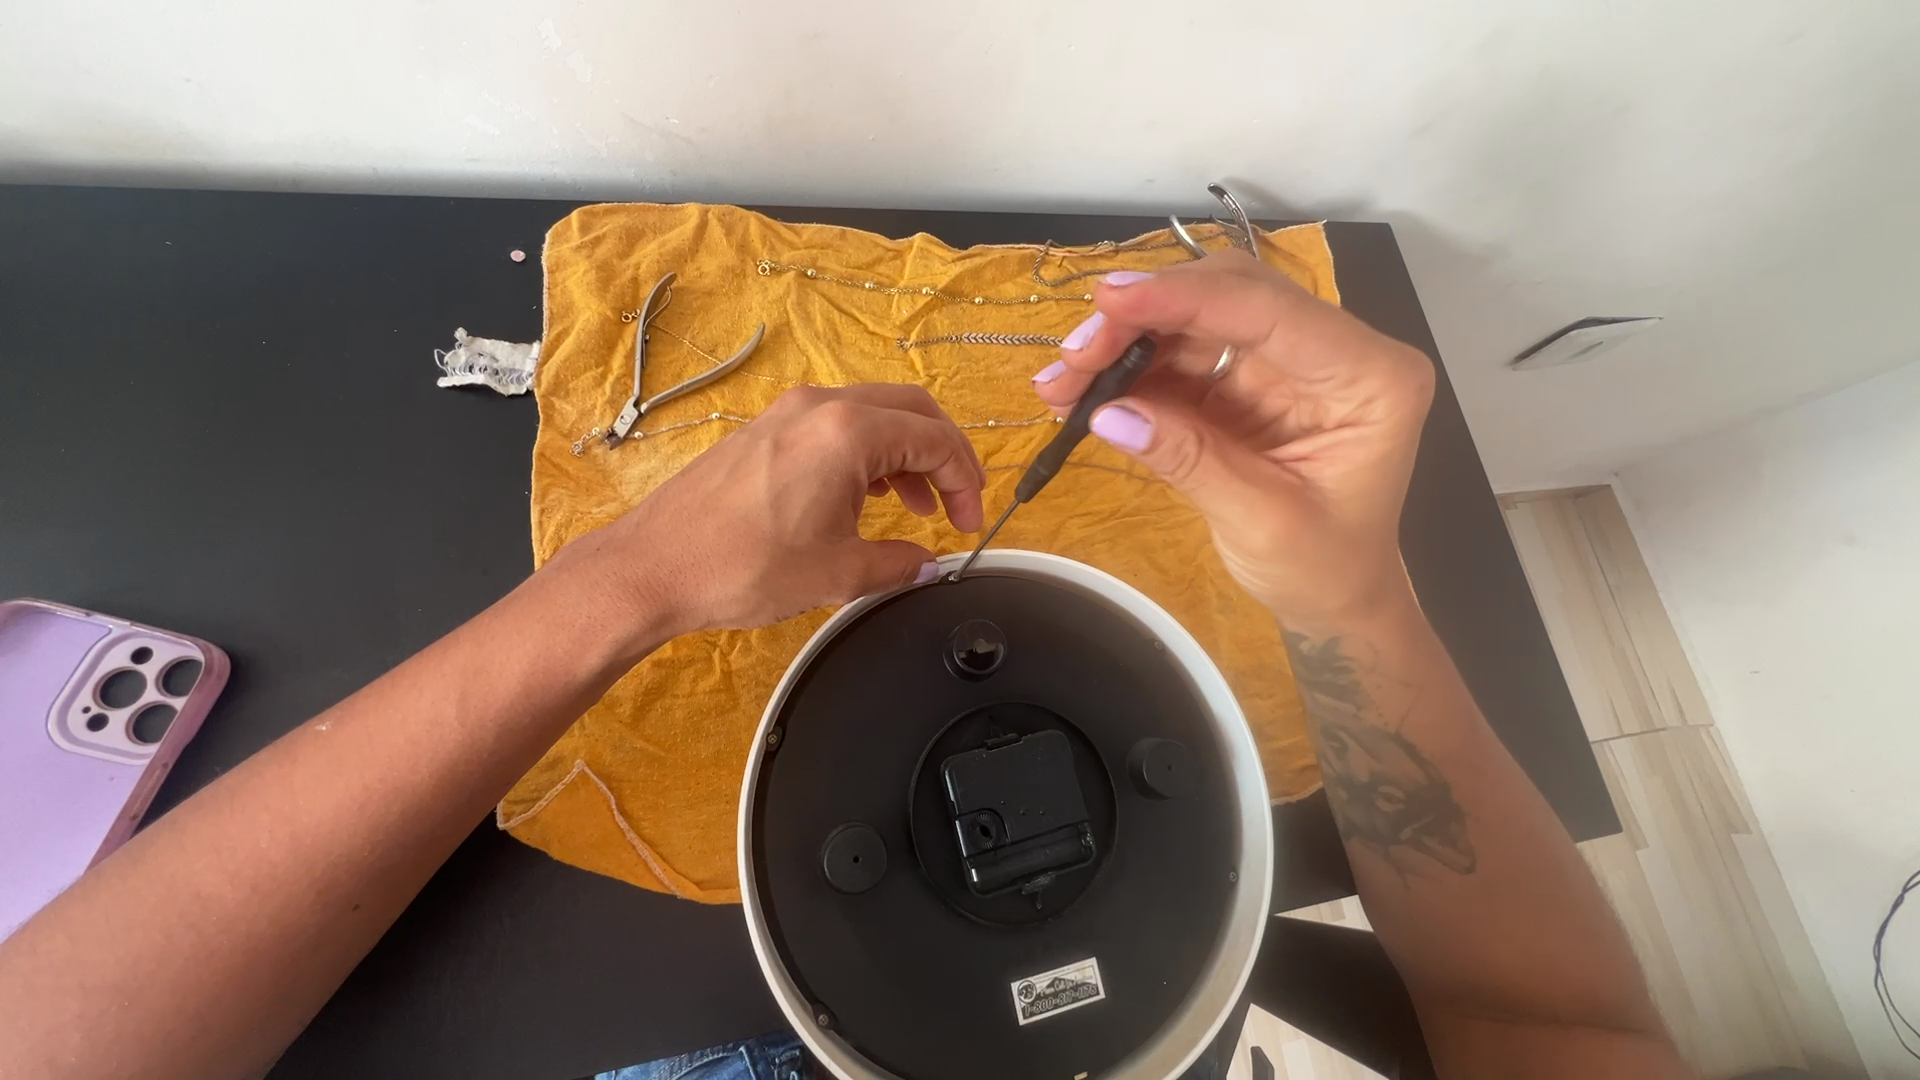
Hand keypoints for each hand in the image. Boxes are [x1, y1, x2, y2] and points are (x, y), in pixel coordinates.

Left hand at [549, 384, 985, 639]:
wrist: (651, 567)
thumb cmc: (745, 567)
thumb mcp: (839, 573)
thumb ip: (899, 563)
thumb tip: (928, 564)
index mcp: (848, 432)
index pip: (935, 439)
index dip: (965, 482)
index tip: (968, 524)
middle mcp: (821, 405)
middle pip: (911, 410)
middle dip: (945, 455)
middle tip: (958, 501)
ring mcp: (789, 412)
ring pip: (874, 414)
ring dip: (907, 454)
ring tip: (916, 506)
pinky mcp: (766, 429)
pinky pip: (837, 425)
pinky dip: (869, 453)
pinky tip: (867, 495)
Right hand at [1032, 253, 1433, 627]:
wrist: (1330, 596)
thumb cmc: (1322, 567)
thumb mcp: (1261, 523)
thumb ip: (1190, 461)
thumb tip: (1107, 414)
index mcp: (1367, 376)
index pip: (1270, 313)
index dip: (1186, 299)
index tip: (1110, 300)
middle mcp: (1326, 352)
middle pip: (1226, 298)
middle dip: (1143, 318)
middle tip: (1073, 355)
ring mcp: (1279, 364)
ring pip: (1191, 323)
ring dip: (1121, 345)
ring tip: (1060, 384)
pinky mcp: (1240, 383)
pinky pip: (1176, 359)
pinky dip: (1126, 372)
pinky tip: (1081, 393)